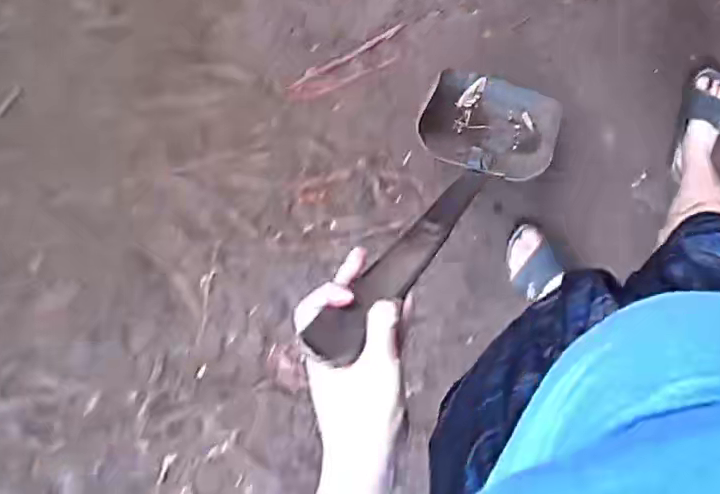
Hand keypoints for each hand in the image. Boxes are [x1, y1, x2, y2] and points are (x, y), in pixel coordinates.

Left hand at [294, 248, 403, 493]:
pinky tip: (406, 302)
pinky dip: (391, 318)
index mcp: (322, 354)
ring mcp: (352, 362)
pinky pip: (380, 335)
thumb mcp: (379, 369)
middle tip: (362, 256)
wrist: (370, 462)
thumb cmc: (366, 422)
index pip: (312, 312)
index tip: (352, 289)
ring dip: (373, 295)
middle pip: (335, 310)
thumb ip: (384, 330)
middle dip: (348, 281)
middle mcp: (333, 355)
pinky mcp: (372, 371)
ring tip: (385, 271)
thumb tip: (389, 300)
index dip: (329, 291)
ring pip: (359, 320)